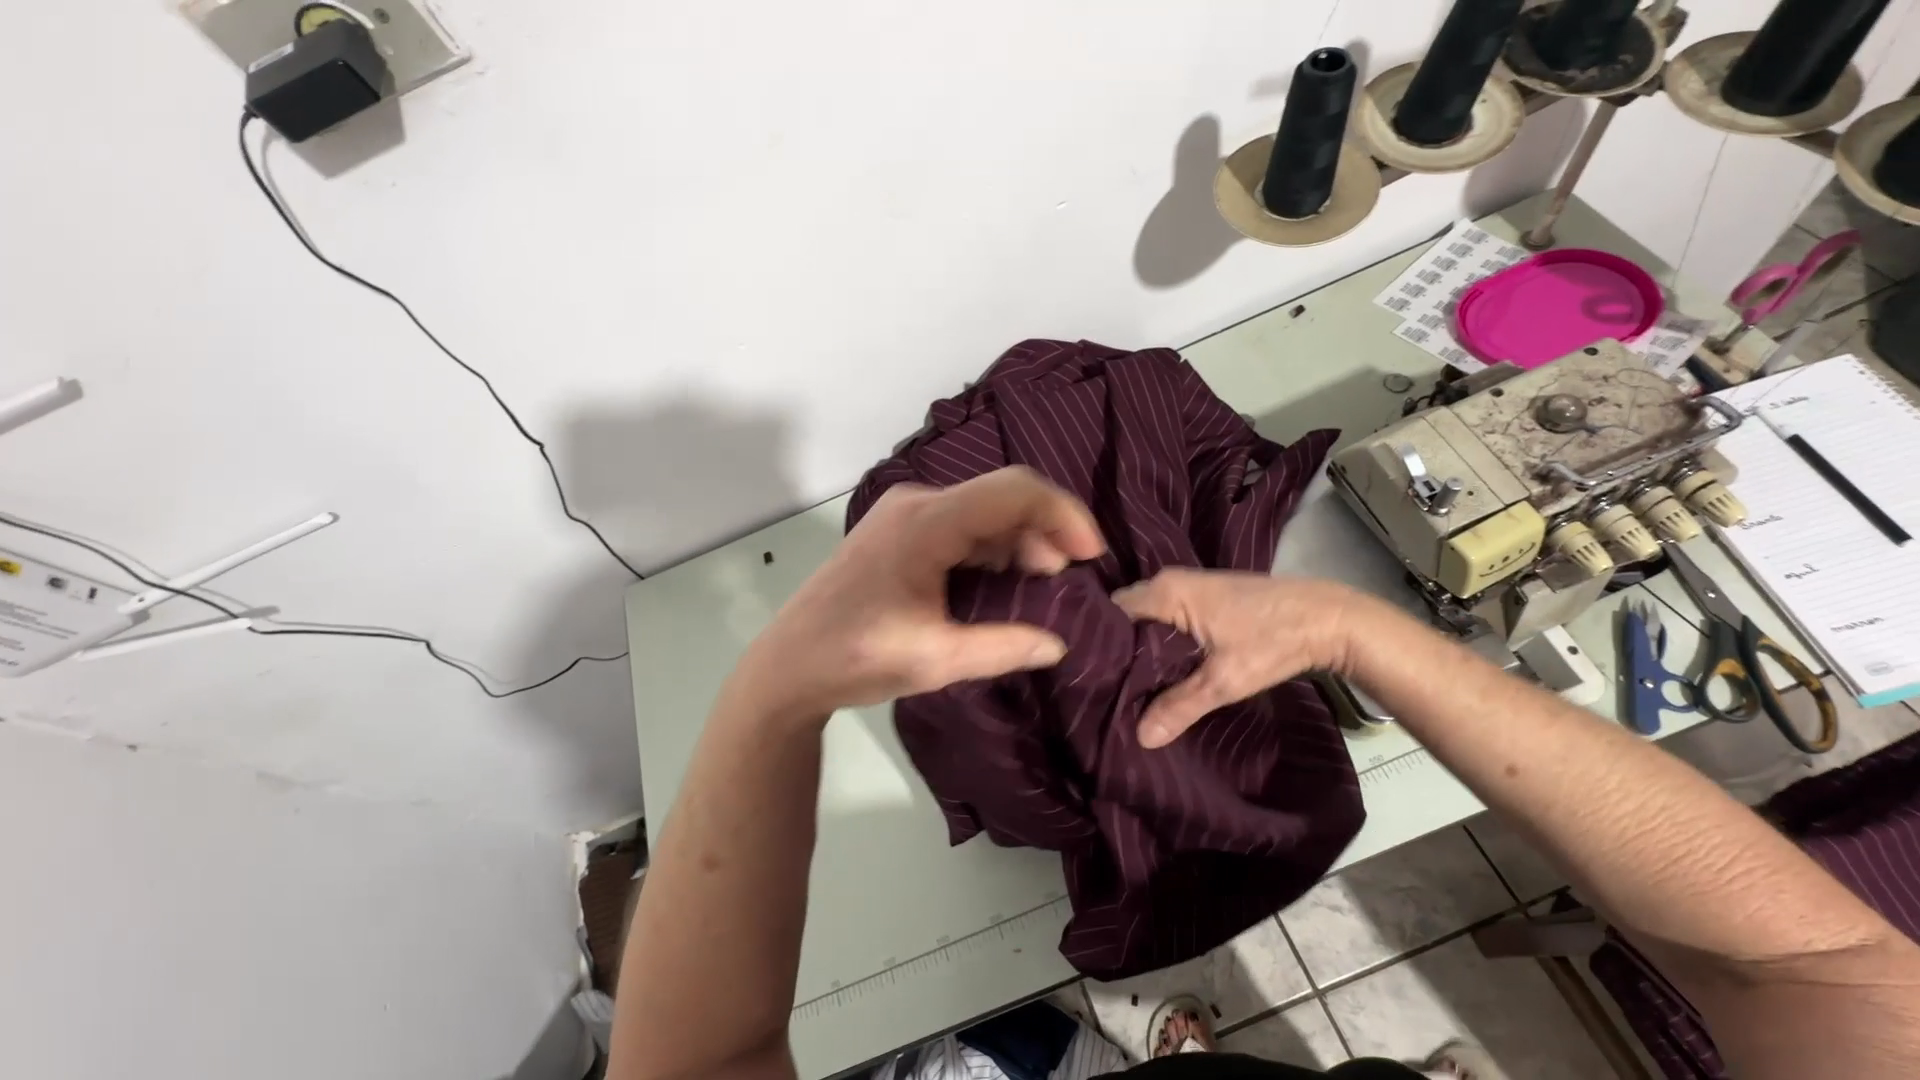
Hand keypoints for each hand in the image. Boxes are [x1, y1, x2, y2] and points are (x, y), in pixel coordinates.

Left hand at [735, 466, 1106, 722]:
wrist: (788, 666)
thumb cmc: (856, 658)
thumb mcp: (936, 659)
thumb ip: (1004, 647)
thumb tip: (1059, 644)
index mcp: (926, 523)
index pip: (1014, 491)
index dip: (1063, 514)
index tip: (1092, 555)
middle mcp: (917, 504)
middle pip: (1001, 498)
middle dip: (1045, 532)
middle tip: (1070, 580)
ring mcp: (904, 514)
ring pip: (982, 512)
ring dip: (1019, 542)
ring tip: (1042, 586)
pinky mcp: (898, 531)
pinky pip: (960, 525)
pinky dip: (992, 548)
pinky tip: (1004, 582)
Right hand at [1112, 570, 1370, 748]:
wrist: (1329, 618)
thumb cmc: (1273, 641)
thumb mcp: (1224, 680)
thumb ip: (1178, 706)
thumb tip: (1140, 738)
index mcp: (1164, 591)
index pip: (1109, 615)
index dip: (1097, 647)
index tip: (1087, 680)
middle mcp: (1168, 581)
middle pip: (1124, 617)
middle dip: (1114, 652)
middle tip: (1102, 690)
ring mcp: (1186, 586)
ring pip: (1145, 619)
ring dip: (1137, 649)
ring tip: (1123, 686)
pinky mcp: (1202, 598)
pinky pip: (1164, 618)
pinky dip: (1157, 643)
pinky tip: (1156, 672)